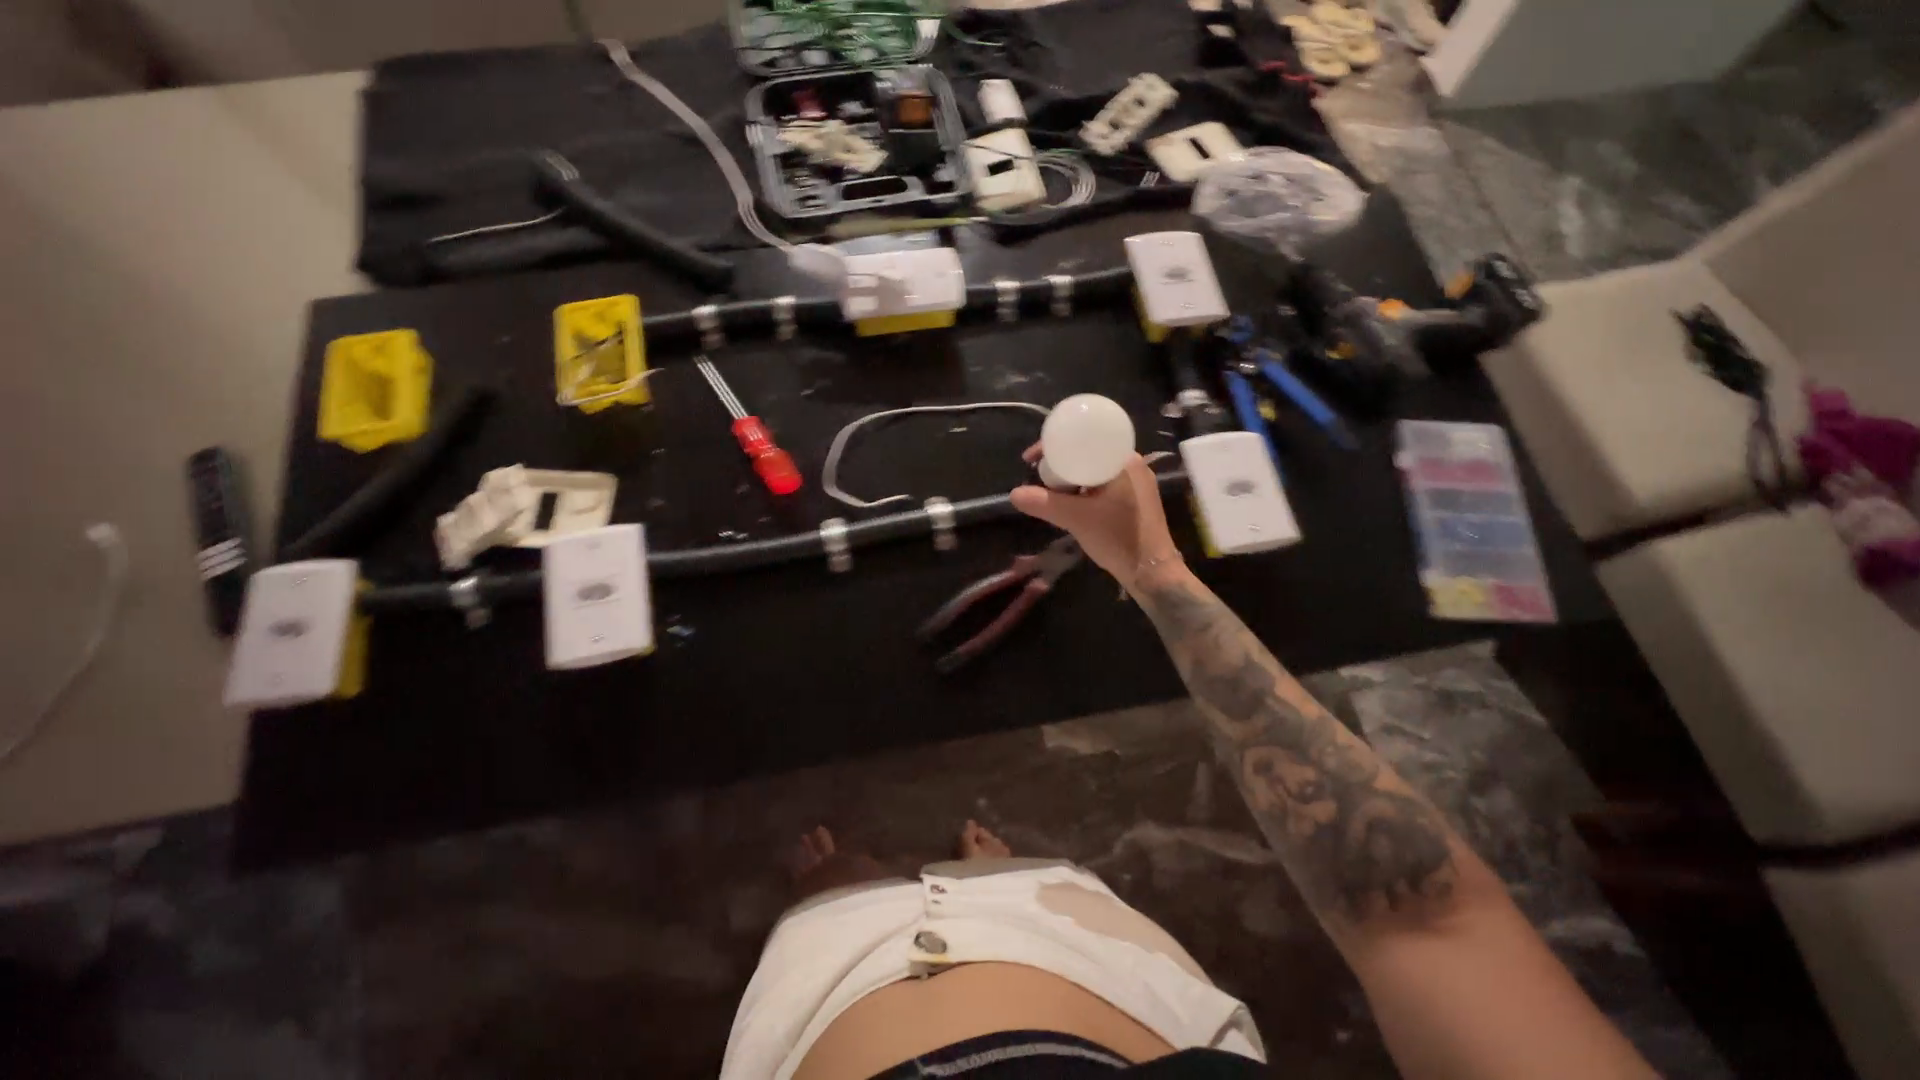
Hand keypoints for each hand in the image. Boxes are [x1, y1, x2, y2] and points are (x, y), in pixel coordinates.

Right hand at [1010, 445, 1184, 591]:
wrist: (1153, 573)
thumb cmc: (1119, 538)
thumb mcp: (1076, 519)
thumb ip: (1045, 504)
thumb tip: (1014, 494)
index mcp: (1123, 460)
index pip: (1084, 440)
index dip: (1056, 445)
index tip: (1034, 457)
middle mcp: (1132, 465)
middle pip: (1088, 454)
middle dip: (1061, 464)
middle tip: (1039, 476)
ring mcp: (1136, 483)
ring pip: (1094, 471)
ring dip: (1072, 479)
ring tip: (1051, 491)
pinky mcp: (1135, 500)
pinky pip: (1103, 484)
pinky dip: (1085, 490)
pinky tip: (1072, 503)